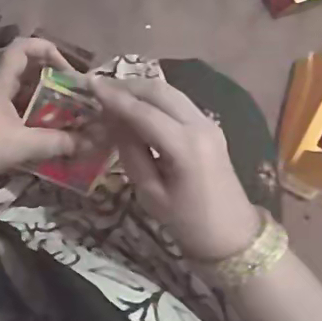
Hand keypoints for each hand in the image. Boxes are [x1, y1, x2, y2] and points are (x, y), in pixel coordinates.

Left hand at [0, 39, 90, 186]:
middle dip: (55, 77)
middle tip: (76, 95)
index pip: (23, 47)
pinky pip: (20, 106)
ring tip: (71, 113)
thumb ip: (57, 142)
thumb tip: (89, 141)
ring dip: (48, 97)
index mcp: (1, 81)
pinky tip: (54, 129)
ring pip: (26, 89)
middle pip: (29, 67)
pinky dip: (38, 113)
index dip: (48, 49)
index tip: (67, 70)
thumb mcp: (22, 145)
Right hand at [92, 77, 264, 261]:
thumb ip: (131, 153)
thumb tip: (114, 122)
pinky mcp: (210, 127)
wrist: (232, 236)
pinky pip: (178, 102)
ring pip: (169, 91)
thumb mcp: (150, 194)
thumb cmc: (188, 222)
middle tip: (98, 86)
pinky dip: (154, 98)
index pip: (142, 112)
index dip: (113, 97)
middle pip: (158, 91)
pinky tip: (136, 106)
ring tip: (112, 93)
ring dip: (140, 89)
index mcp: (185, 146)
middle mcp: (200, 125)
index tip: (89, 84)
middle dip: (126, 86)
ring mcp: (209, 123)